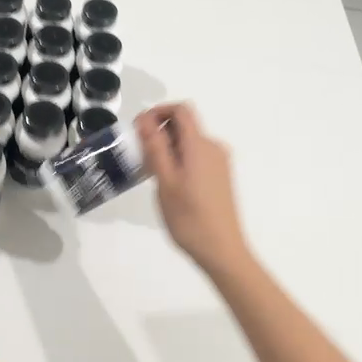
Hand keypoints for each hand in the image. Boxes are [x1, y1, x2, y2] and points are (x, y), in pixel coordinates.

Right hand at [138, 103, 251, 274]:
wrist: (223, 251)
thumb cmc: (190, 217)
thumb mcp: (165, 181)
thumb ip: (155, 147)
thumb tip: (145, 118)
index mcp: (200, 145)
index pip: (181, 110)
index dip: (158, 112)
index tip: (139, 129)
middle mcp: (214, 148)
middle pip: (184, 126)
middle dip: (160, 134)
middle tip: (141, 159)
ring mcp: (220, 163)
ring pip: (188, 143)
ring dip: (167, 150)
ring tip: (153, 177)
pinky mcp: (221, 177)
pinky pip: (196, 157)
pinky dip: (179, 161)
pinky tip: (170, 186)